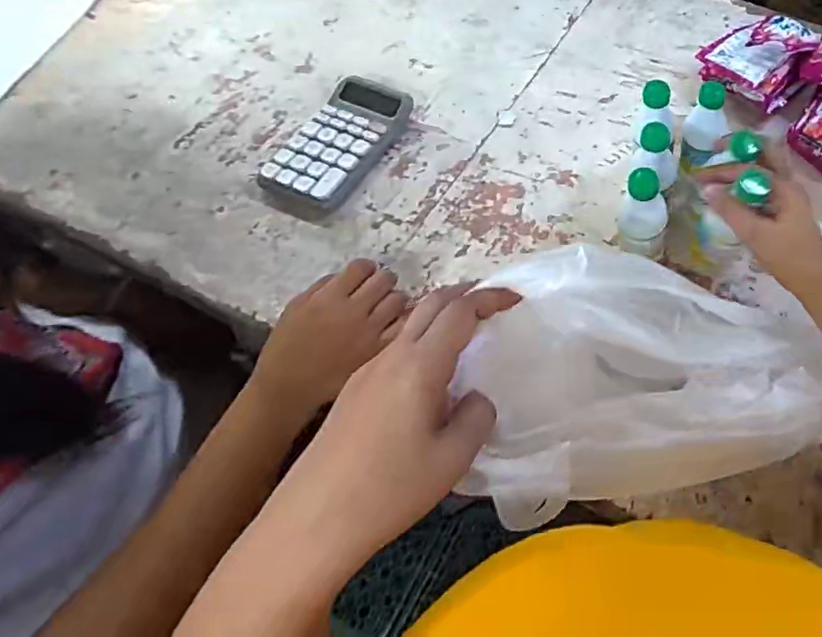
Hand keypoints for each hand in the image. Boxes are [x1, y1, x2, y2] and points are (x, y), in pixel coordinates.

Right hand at [250, 260, 407, 420]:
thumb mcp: (296, 307)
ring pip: (399, 299)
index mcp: (329, 297)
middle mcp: (353, 310)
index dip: (364, 269)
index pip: (362, 266)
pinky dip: (399, 321)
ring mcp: (369, 330)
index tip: (361, 277)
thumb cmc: (286, 346)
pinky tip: (389, 325)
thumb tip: (348, 275)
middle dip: (382, 281)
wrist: (287, 388)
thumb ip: (323, 286)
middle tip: (376, 291)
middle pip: (385, 278)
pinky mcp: (378, 349)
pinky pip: (402, 325)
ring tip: (383, 308)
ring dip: (393, 299)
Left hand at [265, 283, 520, 566]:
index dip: (490, 297)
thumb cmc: (386, 492)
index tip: (515, 299)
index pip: (460, 311)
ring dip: (442, 316)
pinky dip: (422, 340)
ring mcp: (366, 373)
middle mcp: (390, 358)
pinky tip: (429, 377)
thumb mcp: (452, 460)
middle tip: (493, 305)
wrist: (306, 526)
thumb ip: (477, 417)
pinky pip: (394, 348)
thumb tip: (475, 397)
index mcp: (419, 365)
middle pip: (431, 303)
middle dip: (466, 294)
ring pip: (409, 323)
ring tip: (465, 337)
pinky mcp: (352, 392)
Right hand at [696, 145, 821, 293]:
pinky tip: (732, 197)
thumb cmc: (789, 257)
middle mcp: (789, 186)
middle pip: (763, 159)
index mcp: (785, 187)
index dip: (723, 171)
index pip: (750, 169)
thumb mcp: (756, 234)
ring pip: (763, 175)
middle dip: (739, 153)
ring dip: (742, 171)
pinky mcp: (786, 212)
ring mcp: (789, 199)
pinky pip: (764, 190)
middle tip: (716, 150)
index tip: (700, 176)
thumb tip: (708, 189)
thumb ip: (731, 210)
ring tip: (718, 173)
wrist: (818, 282)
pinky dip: (747, 188)